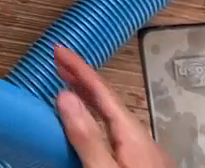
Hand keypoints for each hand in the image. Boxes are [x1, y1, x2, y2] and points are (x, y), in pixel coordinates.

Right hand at [54, 44, 173, 167]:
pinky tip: (89, 130)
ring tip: (68, 88)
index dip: (80, 69)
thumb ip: (87, 138)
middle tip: (58, 62)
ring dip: (90, 102)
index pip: (103, 93)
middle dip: (83, 81)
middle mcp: (145, 145)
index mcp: (136, 139)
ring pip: (115, 122)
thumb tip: (65, 95)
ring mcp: (148, 162)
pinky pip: (117, 137)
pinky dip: (98, 123)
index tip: (57, 48)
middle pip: (111, 105)